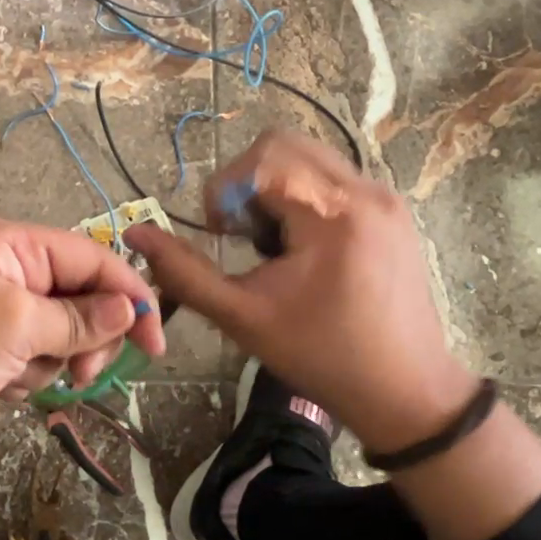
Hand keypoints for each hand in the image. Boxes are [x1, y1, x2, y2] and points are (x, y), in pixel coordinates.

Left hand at [0, 220, 166, 458]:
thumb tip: (127, 308)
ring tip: (17, 375)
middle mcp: (10, 268)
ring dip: (50, 362)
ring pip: (60, 334)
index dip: (131, 298)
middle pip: (81, 299)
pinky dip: (25, 374)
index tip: (155, 346)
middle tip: (81, 373)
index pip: (94, 260)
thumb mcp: (17, 327)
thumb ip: (78, 319)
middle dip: (85, 340)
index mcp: (16, 246)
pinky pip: (31, 355)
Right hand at [124, 131, 478, 453]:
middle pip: (284, 145)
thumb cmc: (320, 355)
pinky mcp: (391, 212)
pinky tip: (300, 249)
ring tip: (270, 245)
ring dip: (273, 190)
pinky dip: (300, 199)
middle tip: (242, 235)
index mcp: (334, 213)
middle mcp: (366, 191)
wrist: (406, 393)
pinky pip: (330, 179)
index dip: (226, 190)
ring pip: (307, 159)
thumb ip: (182, 271)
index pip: (262, 158)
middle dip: (247, 183)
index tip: (223, 236)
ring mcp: (385, 198)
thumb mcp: (241, 316)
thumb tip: (134, 233)